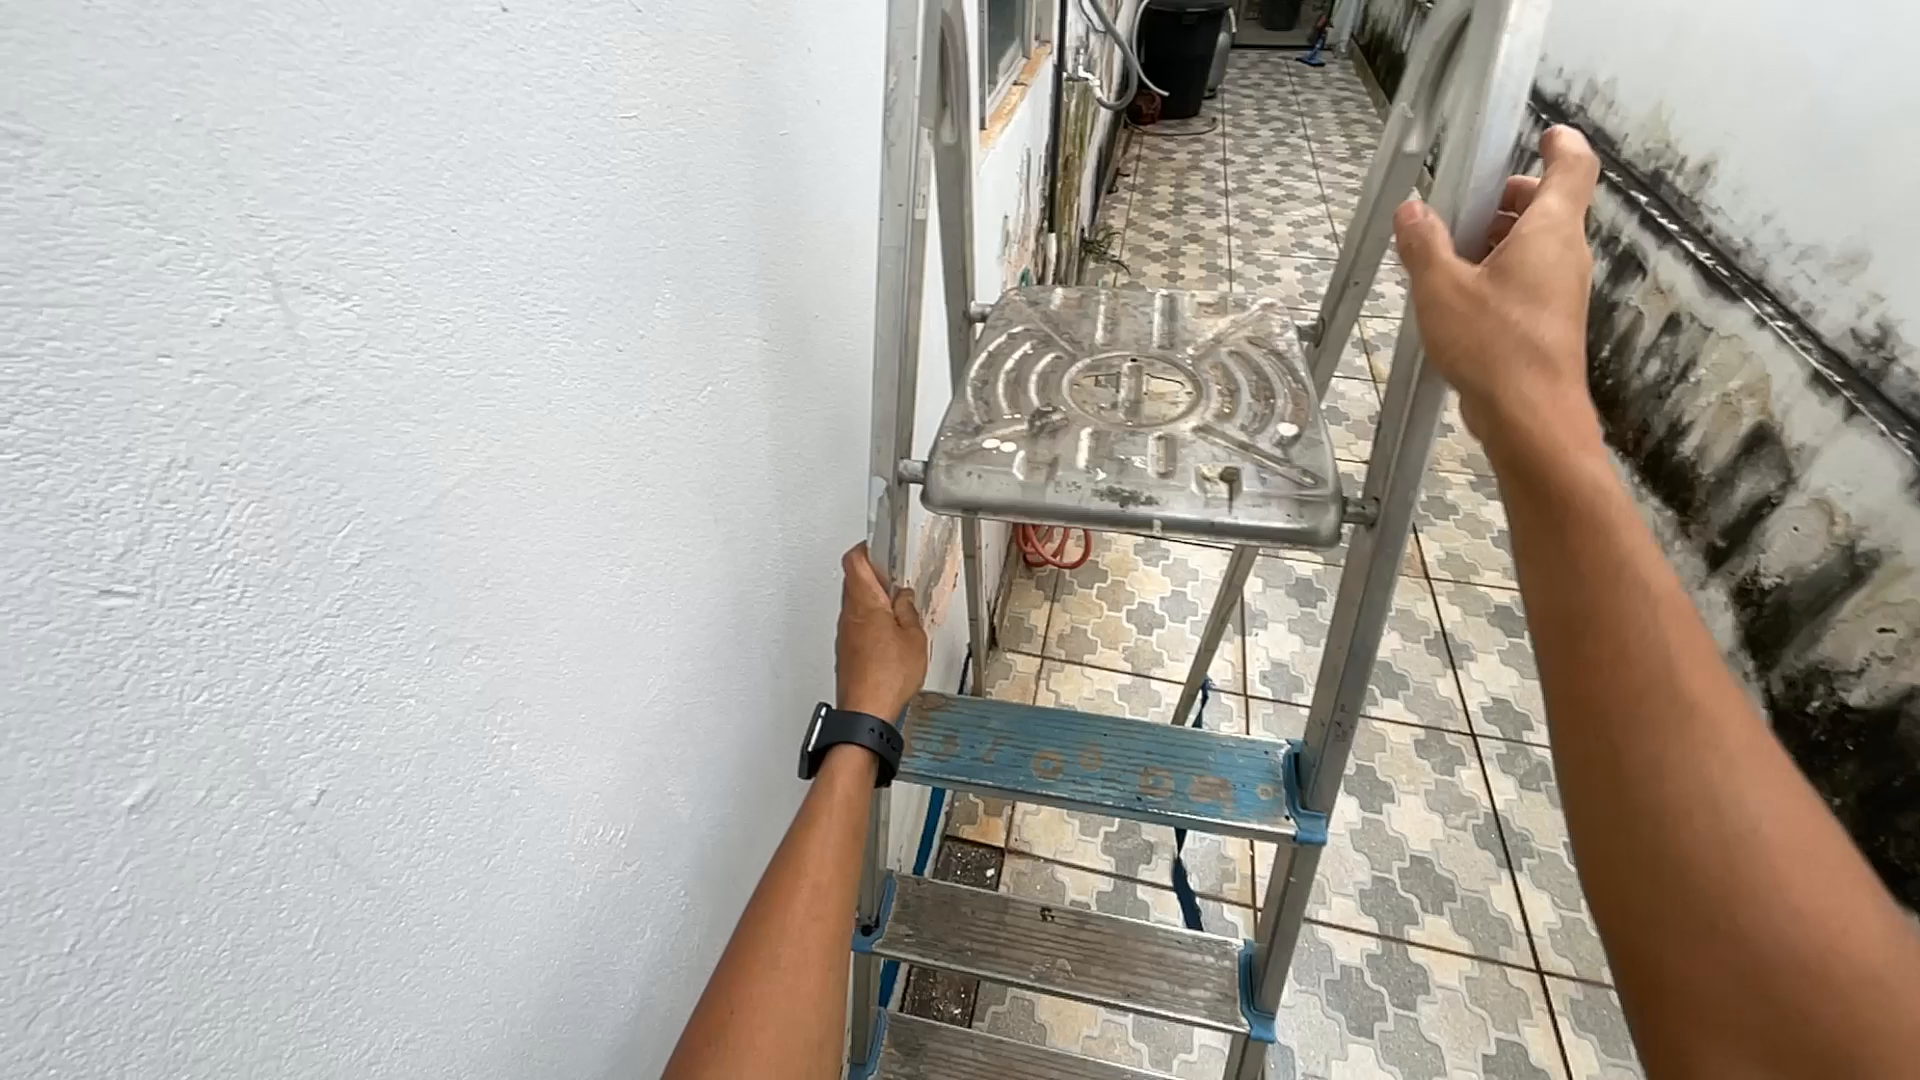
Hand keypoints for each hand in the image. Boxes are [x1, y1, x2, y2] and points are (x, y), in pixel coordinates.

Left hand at [835, 543, 927, 721]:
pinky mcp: (847, 649)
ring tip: (898, 609)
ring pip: (855, 602)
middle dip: (875, 575)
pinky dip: (872, 620)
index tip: (882, 547)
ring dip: (874, 599)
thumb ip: (908, 610)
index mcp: (865, 602)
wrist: (866, 712)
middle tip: (895, 579)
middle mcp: (849, 614)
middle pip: (853, 579)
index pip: (855, 560)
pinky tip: (890, 633)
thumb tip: (903, 597)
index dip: (867, 548)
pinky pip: (857, 624)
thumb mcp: (914, 636)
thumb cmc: (888, 677)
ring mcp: (846, 632)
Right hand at [1392, 125, 1604, 463]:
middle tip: (1461, 208)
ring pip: (1534, 245)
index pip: (1572, 167)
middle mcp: (1564, 254)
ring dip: (1496, 239)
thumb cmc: (1490, 343)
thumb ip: (1423, 246)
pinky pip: (1525, 278)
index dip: (1560, 144)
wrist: (1527, 412)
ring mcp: (1560, 289)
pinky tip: (1456, 296)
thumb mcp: (1440, 289)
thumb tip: (1411, 210)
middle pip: (1548, 206)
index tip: (1543, 134)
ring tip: (1446, 257)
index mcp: (1550, 231)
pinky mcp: (1547, 321)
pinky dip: (1497, 272)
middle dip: (1507, 199)